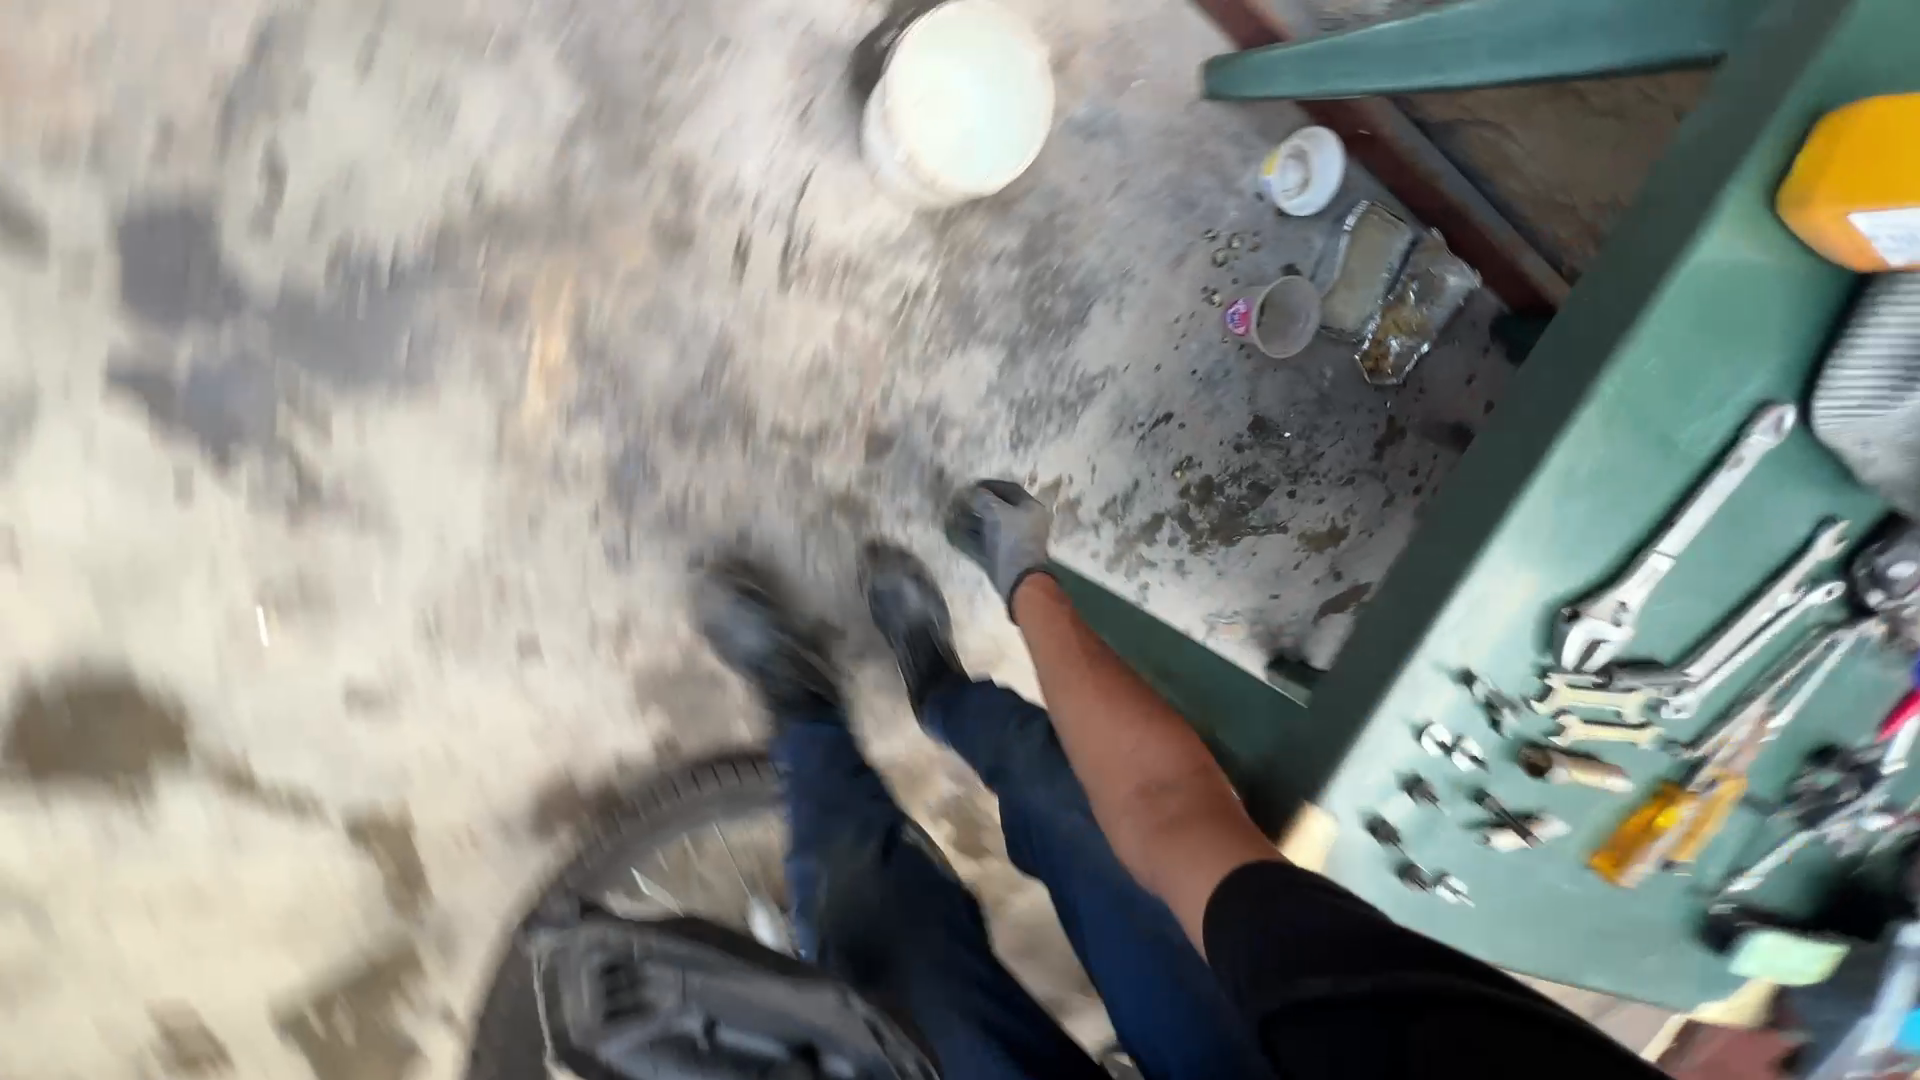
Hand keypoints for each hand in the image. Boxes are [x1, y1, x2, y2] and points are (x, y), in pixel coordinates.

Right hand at [945, 479, 1053, 610]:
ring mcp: (1013, 540)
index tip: (971, 485)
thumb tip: (971, 492)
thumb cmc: (1011, 540)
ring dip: (972, 519)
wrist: (1018, 579)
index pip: (1009, 489)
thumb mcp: (996, 512)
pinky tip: (954, 532)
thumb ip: (982, 498)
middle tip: (960, 501)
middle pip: (999, 507)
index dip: (990, 485)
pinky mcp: (1002, 554)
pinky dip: (970, 536)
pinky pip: (984, 541)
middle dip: (978, 504)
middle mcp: (1024, 522)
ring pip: (990, 525)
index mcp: (1030, 508)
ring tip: (954, 515)